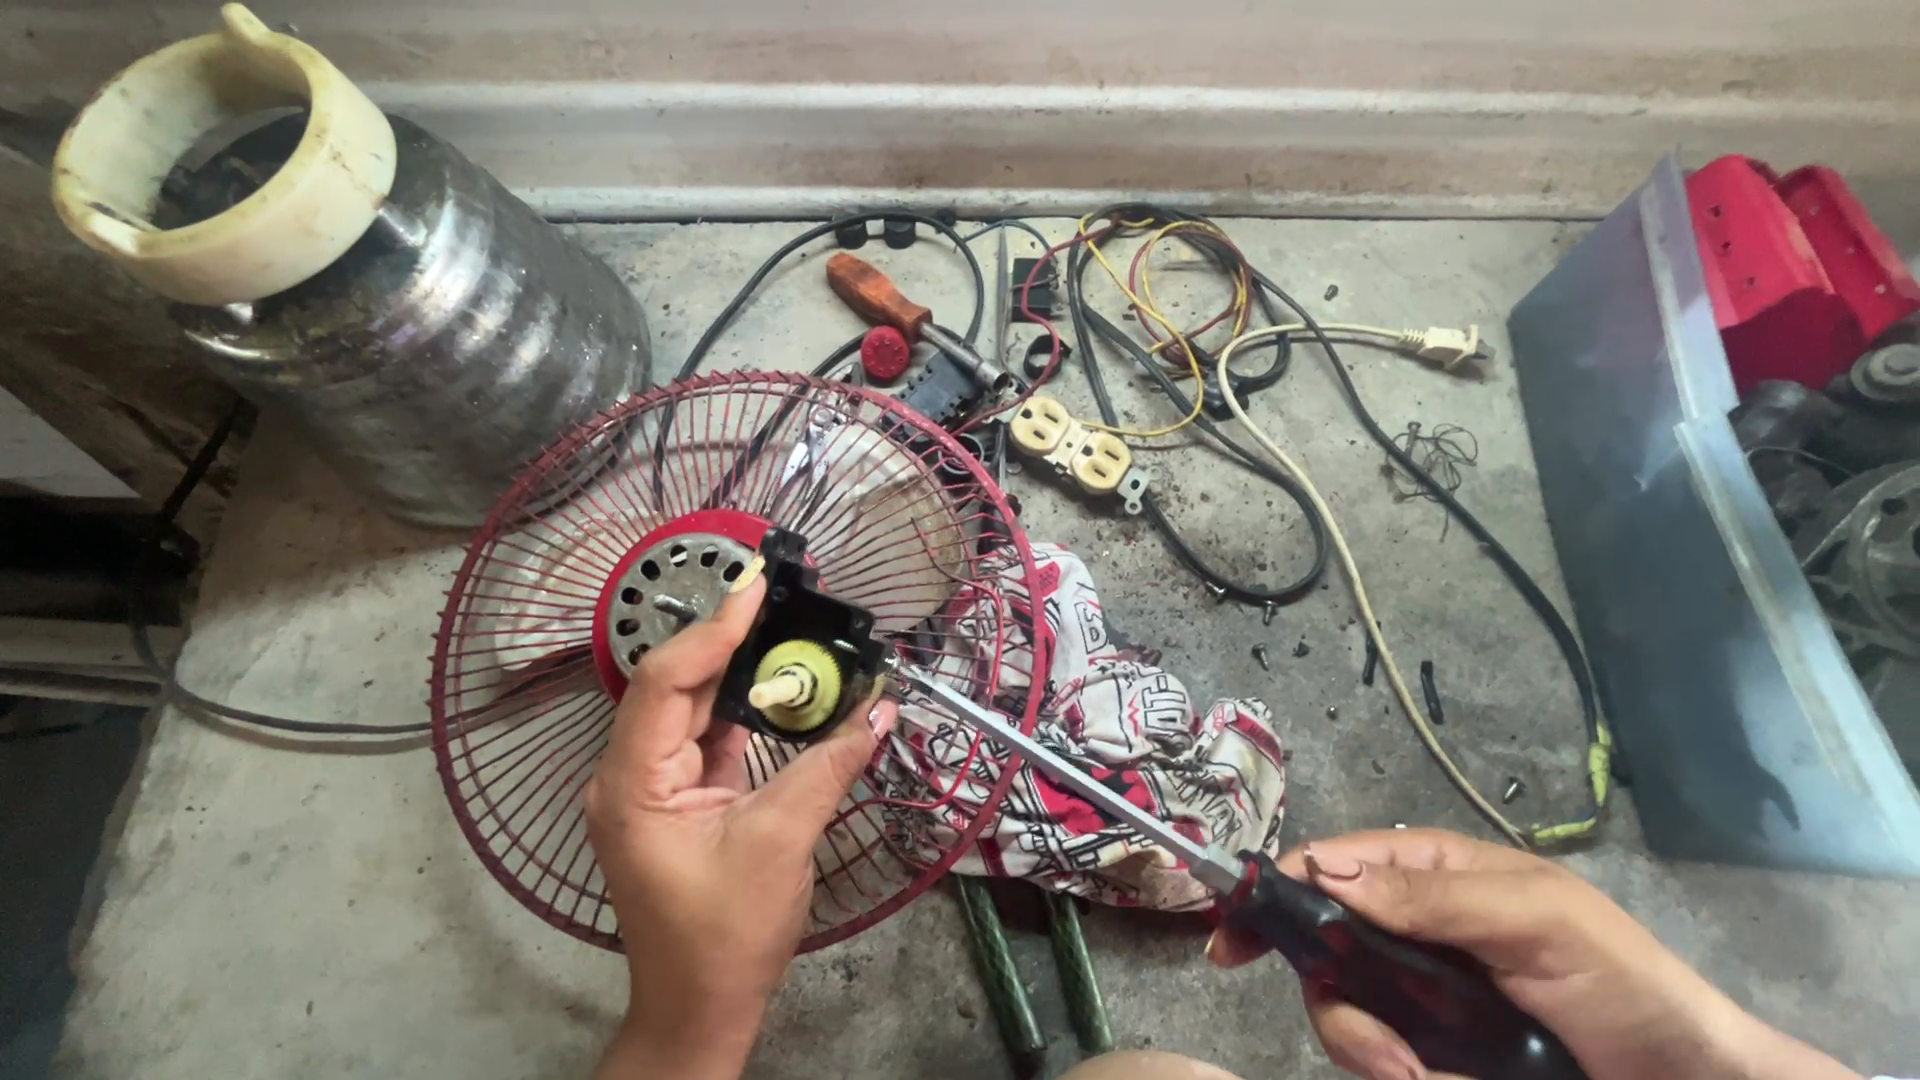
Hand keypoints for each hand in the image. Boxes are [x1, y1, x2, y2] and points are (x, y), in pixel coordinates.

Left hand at [583, 572, 896, 1079]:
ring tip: (784, 624)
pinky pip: (710, 734)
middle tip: (780, 595)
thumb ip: (830, 762)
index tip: (759, 590)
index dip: (713, 631)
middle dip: (728, 639)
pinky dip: (745, 705)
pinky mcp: (681, 795)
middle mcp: (631, 774)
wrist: (702, 1008)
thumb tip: (881, 706)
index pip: (665, 682)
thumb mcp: (783, 839)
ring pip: (694, 706)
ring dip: (739, 667)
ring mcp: (655, 785)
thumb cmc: (728, 932)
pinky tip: (780, 681)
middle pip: (677, 686)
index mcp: (632, 783)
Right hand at [1207, 829, 1860, 1079]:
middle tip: (1383, 1056)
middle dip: (1334, 999)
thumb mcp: (1535, 920)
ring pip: (1343, 1006)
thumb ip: (1432, 897)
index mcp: (1423, 875)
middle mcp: (1405, 925)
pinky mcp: (1433, 1045)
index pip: (1326, 866)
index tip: (1232, 940)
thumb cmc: (1621, 981)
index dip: (1272, 893)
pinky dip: (1392, 1070)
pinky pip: (1381, 1052)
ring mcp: (1417, 989)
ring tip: (1417, 1078)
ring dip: (1367, 1046)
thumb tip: (1325, 874)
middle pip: (1320, 946)